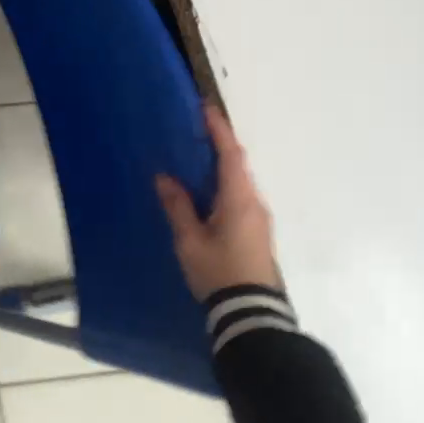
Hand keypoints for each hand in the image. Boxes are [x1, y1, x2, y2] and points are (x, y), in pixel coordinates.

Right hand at [155, 105, 281, 300]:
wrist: (252, 314)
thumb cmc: (219, 271)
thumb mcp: (190, 240)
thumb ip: (178, 206)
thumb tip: (165, 177)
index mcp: (239, 200)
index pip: (231, 156)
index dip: (219, 131)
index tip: (206, 108)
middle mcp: (254, 204)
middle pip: (237, 166)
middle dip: (219, 144)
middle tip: (194, 128)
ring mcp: (258, 220)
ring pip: (239, 182)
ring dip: (221, 165)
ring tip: (195, 155)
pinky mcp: (256, 233)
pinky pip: (239, 196)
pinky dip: (223, 183)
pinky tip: (204, 188)